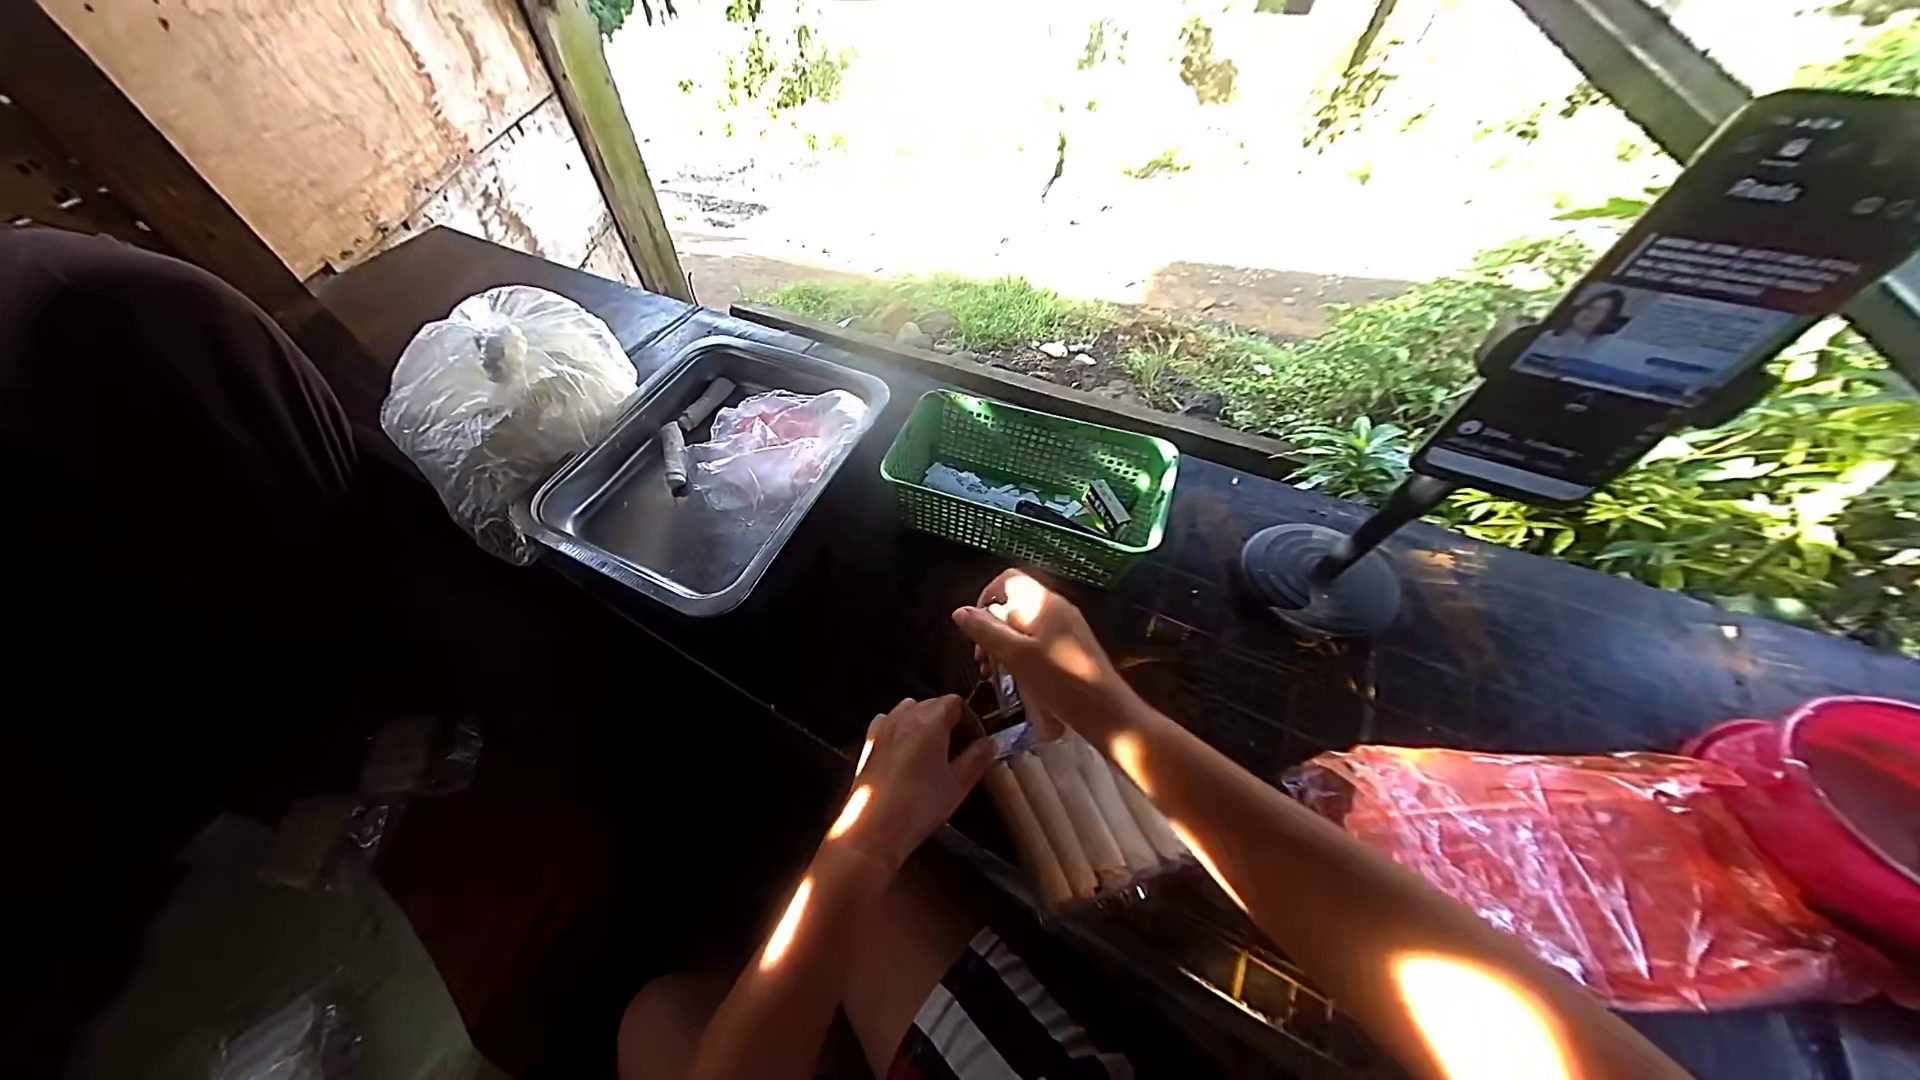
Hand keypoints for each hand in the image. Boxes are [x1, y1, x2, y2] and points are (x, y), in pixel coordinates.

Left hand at [833, 695, 992, 870]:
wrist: (873, 830)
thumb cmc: (916, 807)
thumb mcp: (957, 785)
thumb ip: (977, 758)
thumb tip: (988, 744)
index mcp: (930, 721)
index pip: (956, 703)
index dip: (971, 719)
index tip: (976, 740)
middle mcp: (905, 717)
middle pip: (934, 704)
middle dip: (951, 722)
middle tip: (961, 749)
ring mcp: (884, 728)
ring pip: (911, 710)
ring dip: (926, 723)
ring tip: (935, 752)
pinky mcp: (869, 743)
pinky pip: (890, 723)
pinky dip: (903, 730)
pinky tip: (908, 754)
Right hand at [950, 570, 1135, 738]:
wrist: (1106, 713)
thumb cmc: (1061, 682)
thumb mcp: (1016, 656)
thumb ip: (986, 631)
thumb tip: (960, 612)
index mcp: (1044, 603)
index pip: (1008, 580)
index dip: (985, 596)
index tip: (974, 626)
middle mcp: (1056, 609)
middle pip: (1013, 604)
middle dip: (990, 628)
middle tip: (981, 660)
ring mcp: (1064, 628)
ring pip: (1022, 626)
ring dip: (1001, 645)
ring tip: (992, 673)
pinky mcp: (1069, 648)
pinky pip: (1036, 641)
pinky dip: (1019, 654)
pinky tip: (1013, 677)